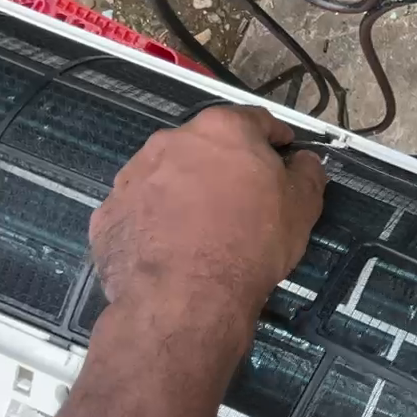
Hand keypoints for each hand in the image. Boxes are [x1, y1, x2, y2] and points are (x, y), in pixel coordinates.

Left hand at [90, 105, 325, 337]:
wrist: (185, 296)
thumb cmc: (253, 240)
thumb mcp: (303, 206)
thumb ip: (308, 173)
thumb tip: (304, 161)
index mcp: (222, 129)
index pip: (256, 120)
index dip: (276, 138)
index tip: (284, 155)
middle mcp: (171, 140)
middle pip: (207, 145)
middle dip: (226, 164)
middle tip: (245, 196)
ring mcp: (133, 175)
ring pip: (169, 174)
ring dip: (188, 189)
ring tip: (205, 227)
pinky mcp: (108, 213)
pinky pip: (142, 209)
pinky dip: (158, 220)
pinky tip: (174, 247)